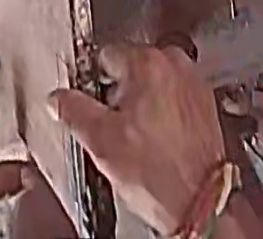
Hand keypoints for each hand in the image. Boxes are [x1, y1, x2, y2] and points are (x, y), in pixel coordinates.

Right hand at [49, 43, 225, 234]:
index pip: (104, 56)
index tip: (95, 103)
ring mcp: (192, 82)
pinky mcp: (205, 102)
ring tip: (141, 135)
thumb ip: (73, 110)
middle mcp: (173, 63)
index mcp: (146, 62)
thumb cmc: (158, 175)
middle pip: (129, 67)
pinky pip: (173, 95)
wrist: (202, 207)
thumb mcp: (100, 140)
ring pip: (152, 81)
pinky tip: (160, 137)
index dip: (94, 83)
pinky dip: (165, 110)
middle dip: (120, 92)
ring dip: (143, 100)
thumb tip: (57, 98)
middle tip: (119, 126)